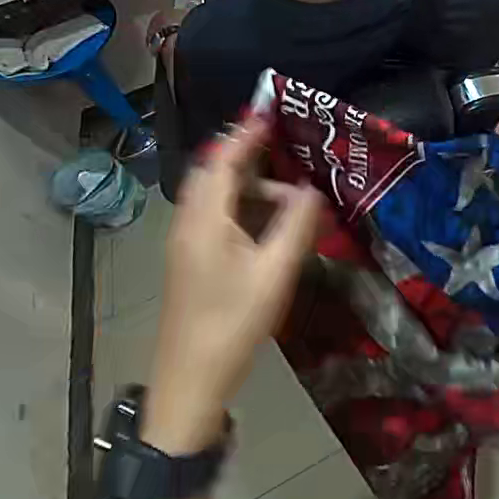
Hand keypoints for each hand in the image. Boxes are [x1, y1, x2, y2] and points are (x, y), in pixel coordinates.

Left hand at [144, 115, 321, 452]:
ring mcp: (185, 246)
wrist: (188, 385)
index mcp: (205, 222)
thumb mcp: (274, 273)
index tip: (268, 112)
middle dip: (243, 154)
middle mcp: (188, 226)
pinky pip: (214, 217)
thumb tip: (312, 189)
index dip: (245, 136)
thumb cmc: (232, 324)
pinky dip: (239, 205)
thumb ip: (296, 226)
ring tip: (286, 190)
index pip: (222, 163)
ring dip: (245, 184)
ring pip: (213, 198)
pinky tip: (266, 222)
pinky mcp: (190, 264)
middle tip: (279, 143)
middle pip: (212, 175)